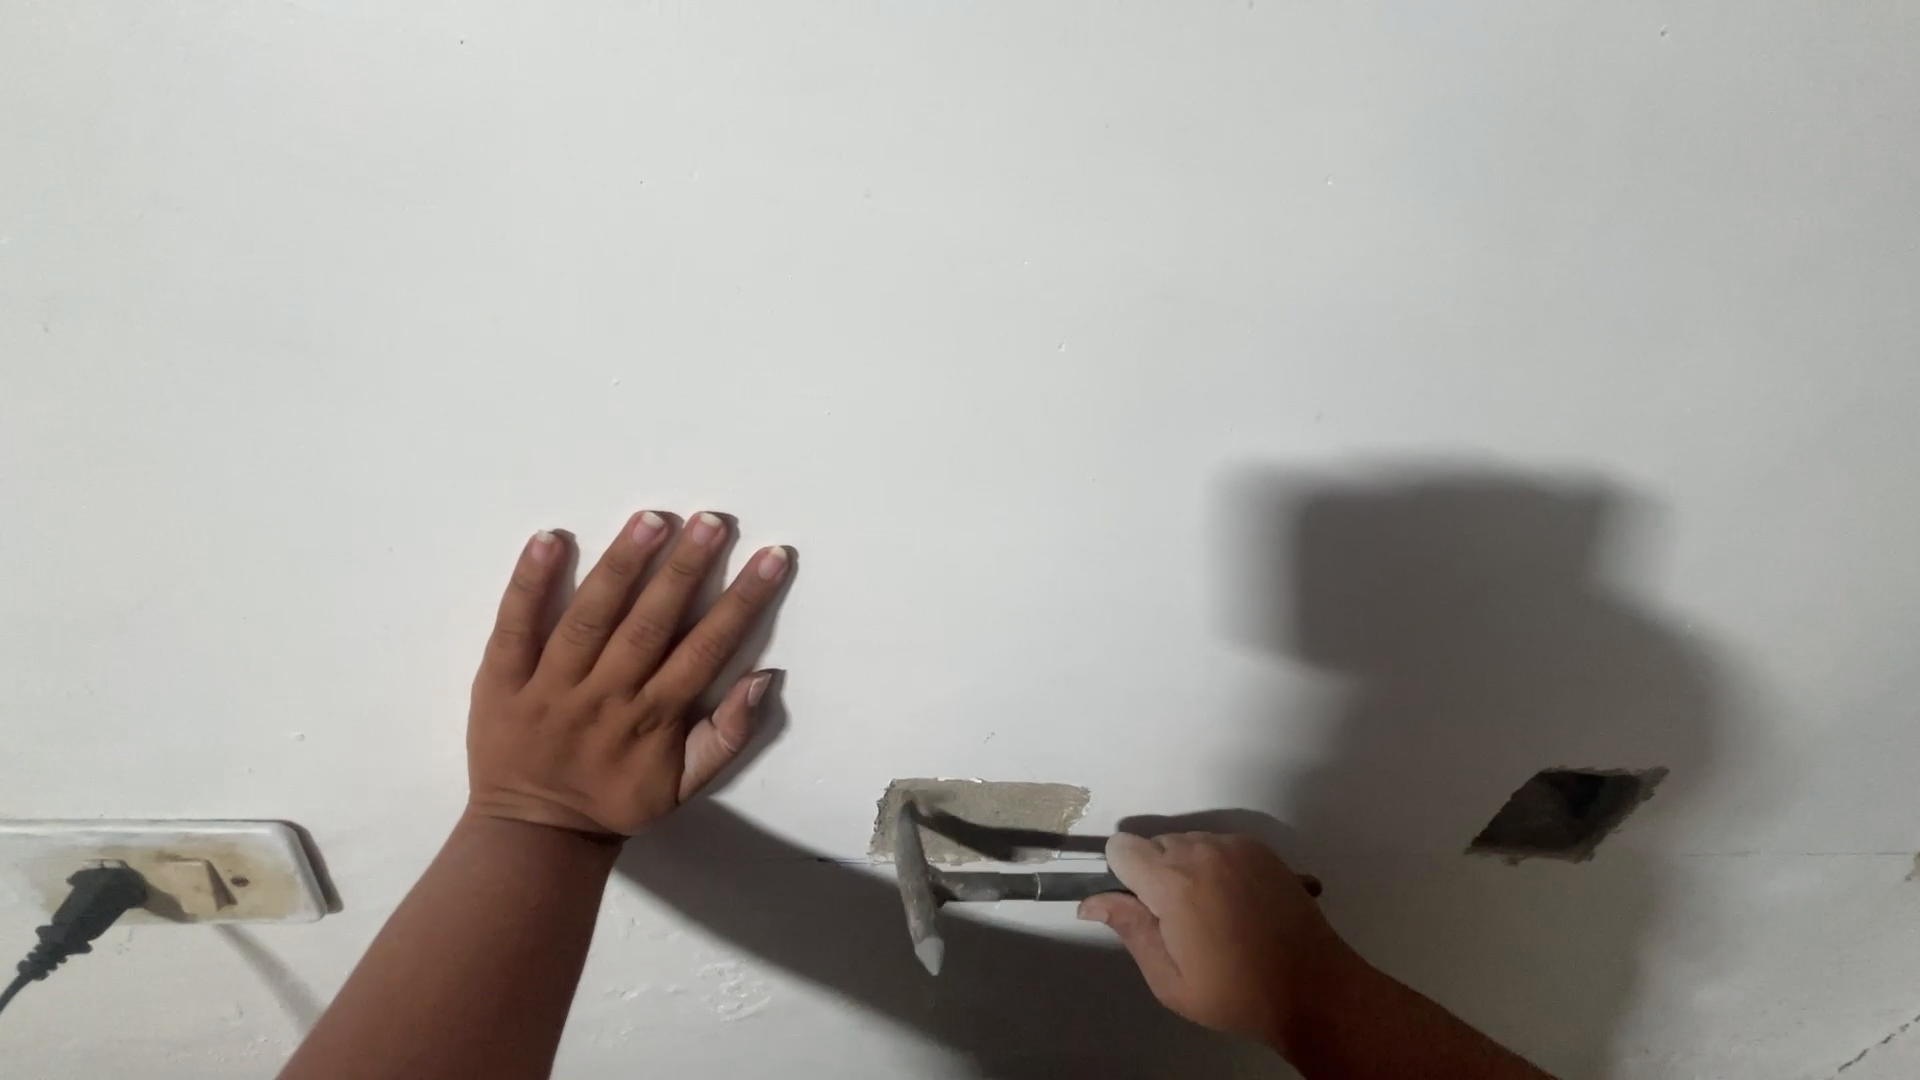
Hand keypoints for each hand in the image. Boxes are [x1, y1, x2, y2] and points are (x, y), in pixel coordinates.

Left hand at [466, 511, 790, 836]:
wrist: (533, 835)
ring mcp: (549, 686)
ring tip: (651, 520)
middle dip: (685, 568)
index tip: (771, 557)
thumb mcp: (688, 784)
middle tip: (713, 520)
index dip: (743, 600)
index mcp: (654, 719)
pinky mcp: (500, 680)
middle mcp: (606, 696)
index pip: (707, 647)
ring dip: (622, 565)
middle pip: (651, 623)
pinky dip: (529, 582)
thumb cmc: (620, 802)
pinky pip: (513, 625)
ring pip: (589, 617)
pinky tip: (550, 538)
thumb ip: (730, 734)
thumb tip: (765, 676)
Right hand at [1079, 832, 1359, 1050]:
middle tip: (1179, 920)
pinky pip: (1217, 844)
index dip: (1123, 875)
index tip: (1142, 907)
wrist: (1317, 990)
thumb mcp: (1170, 980)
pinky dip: (1215, 864)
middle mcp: (1200, 851)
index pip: (1121, 847)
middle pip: (1153, 843)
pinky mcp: (1259, 848)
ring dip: (1185, 867)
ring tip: (1212, 911)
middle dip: (1155, 873)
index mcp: (1172, 882)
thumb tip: (1090, 901)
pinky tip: (1236, 901)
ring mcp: (1233, 845)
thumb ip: (1129, 930)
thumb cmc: (1236, 993)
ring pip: (1185, 842)